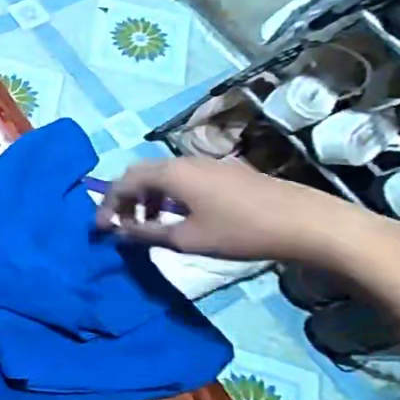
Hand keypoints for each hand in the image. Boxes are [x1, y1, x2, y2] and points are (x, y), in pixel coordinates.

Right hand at [96, 157, 399, 273]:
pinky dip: (169, 196)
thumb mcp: (188, 239)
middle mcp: (184, 160)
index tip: (99, 230)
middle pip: (142, 173)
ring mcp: (206, 163)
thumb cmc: (239, 231)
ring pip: (163, 176)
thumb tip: (119, 232)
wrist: (300, 221)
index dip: (107, 205)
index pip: (124, 181)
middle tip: (120, 226)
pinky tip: (179, 219)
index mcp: (171, 173)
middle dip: (125, 199)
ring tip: (148, 226)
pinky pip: (182, 179)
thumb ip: (147, 233)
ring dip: (148, 198)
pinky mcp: (223, 172)